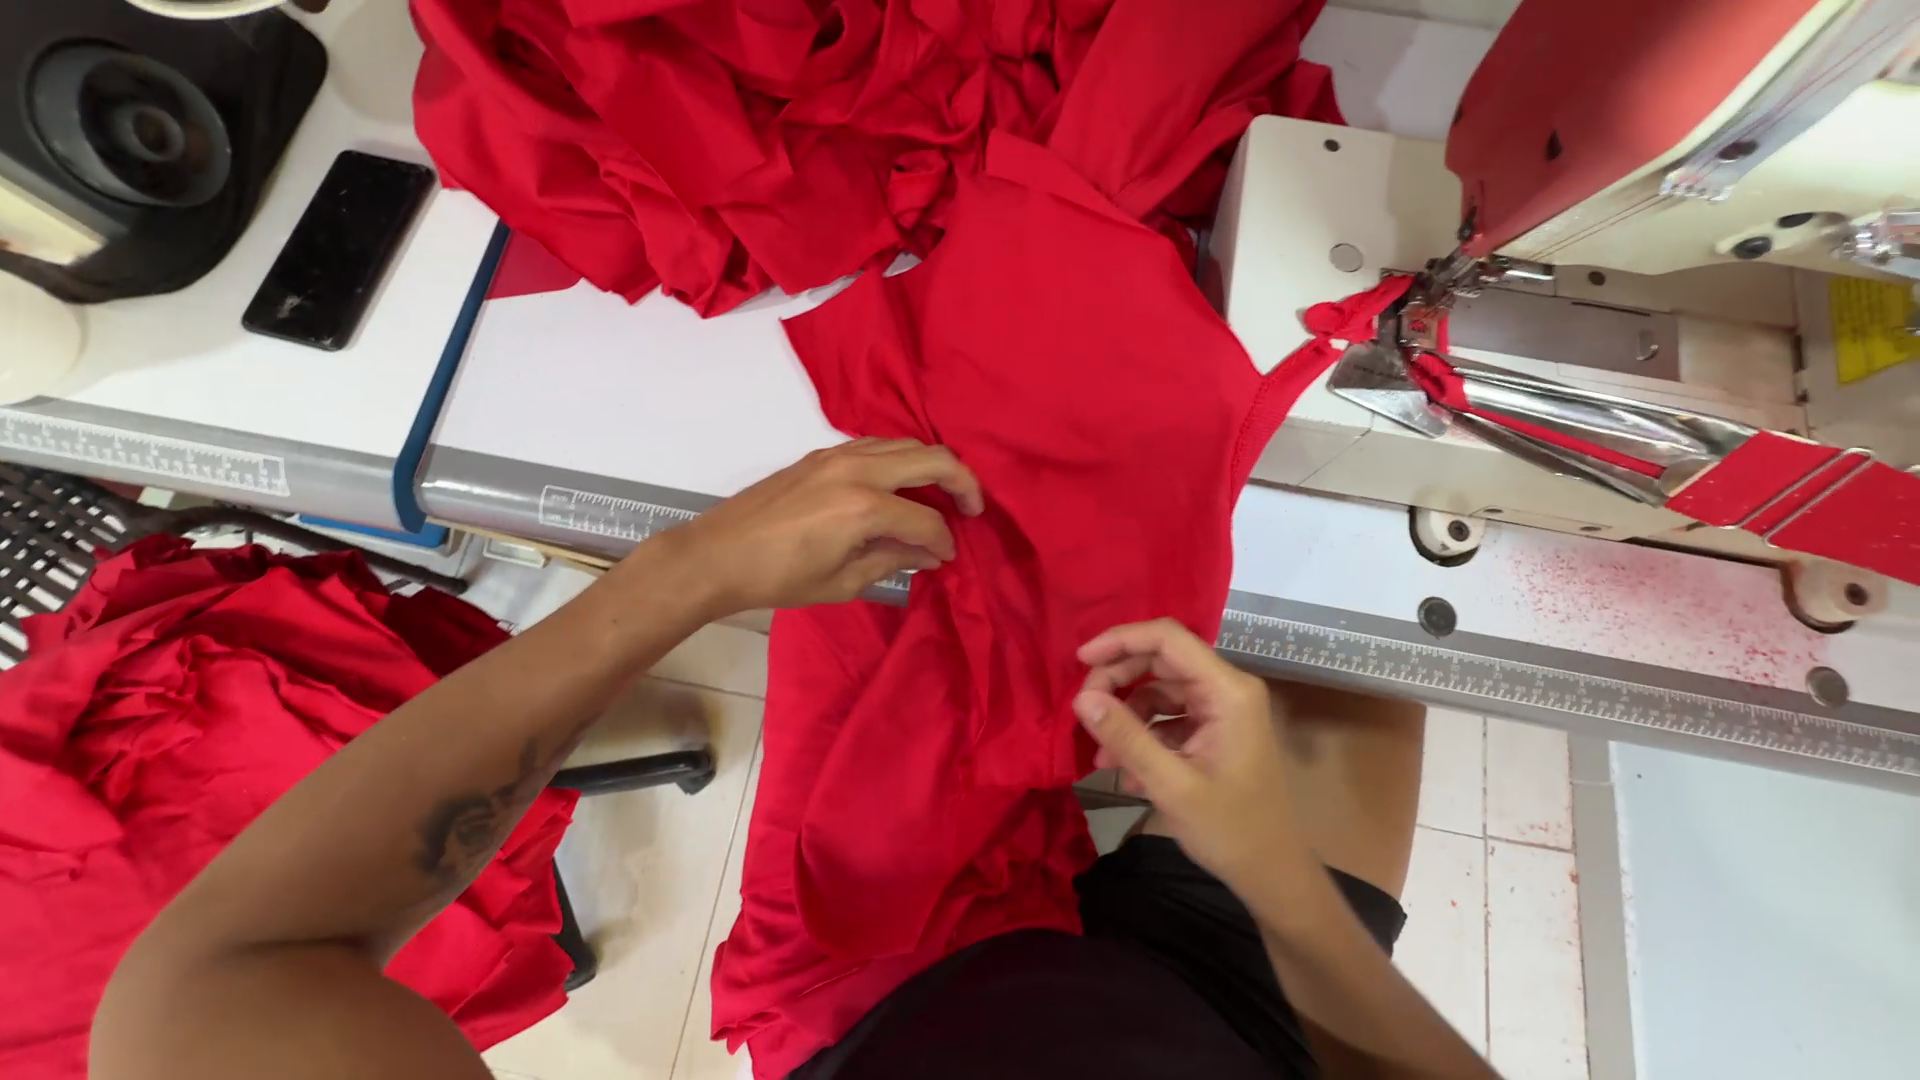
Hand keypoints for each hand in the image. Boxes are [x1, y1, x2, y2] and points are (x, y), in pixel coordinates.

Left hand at [663, 438, 983, 614]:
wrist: (717, 554)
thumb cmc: (778, 578)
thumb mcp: (842, 581)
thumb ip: (892, 561)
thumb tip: (929, 554)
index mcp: (863, 507)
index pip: (926, 520)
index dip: (944, 542)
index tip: (947, 558)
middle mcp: (857, 469)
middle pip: (932, 459)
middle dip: (963, 483)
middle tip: (974, 508)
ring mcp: (838, 454)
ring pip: (906, 443)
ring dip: (933, 465)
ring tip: (943, 495)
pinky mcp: (822, 453)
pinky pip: (878, 444)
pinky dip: (902, 459)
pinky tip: (902, 484)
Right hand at [1074, 619, 1316, 905]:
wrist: (1272, 875)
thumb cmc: (1231, 830)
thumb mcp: (1171, 785)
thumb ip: (1126, 737)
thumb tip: (1081, 698)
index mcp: (1228, 691)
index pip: (1168, 639)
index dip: (1121, 641)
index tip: (1080, 660)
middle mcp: (1226, 689)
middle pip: (1160, 660)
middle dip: (1117, 680)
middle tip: (1083, 710)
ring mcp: (1221, 709)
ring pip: (1158, 689)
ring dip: (1125, 714)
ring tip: (1102, 756)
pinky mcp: (1212, 730)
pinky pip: (1167, 716)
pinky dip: (1141, 734)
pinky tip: (1124, 770)